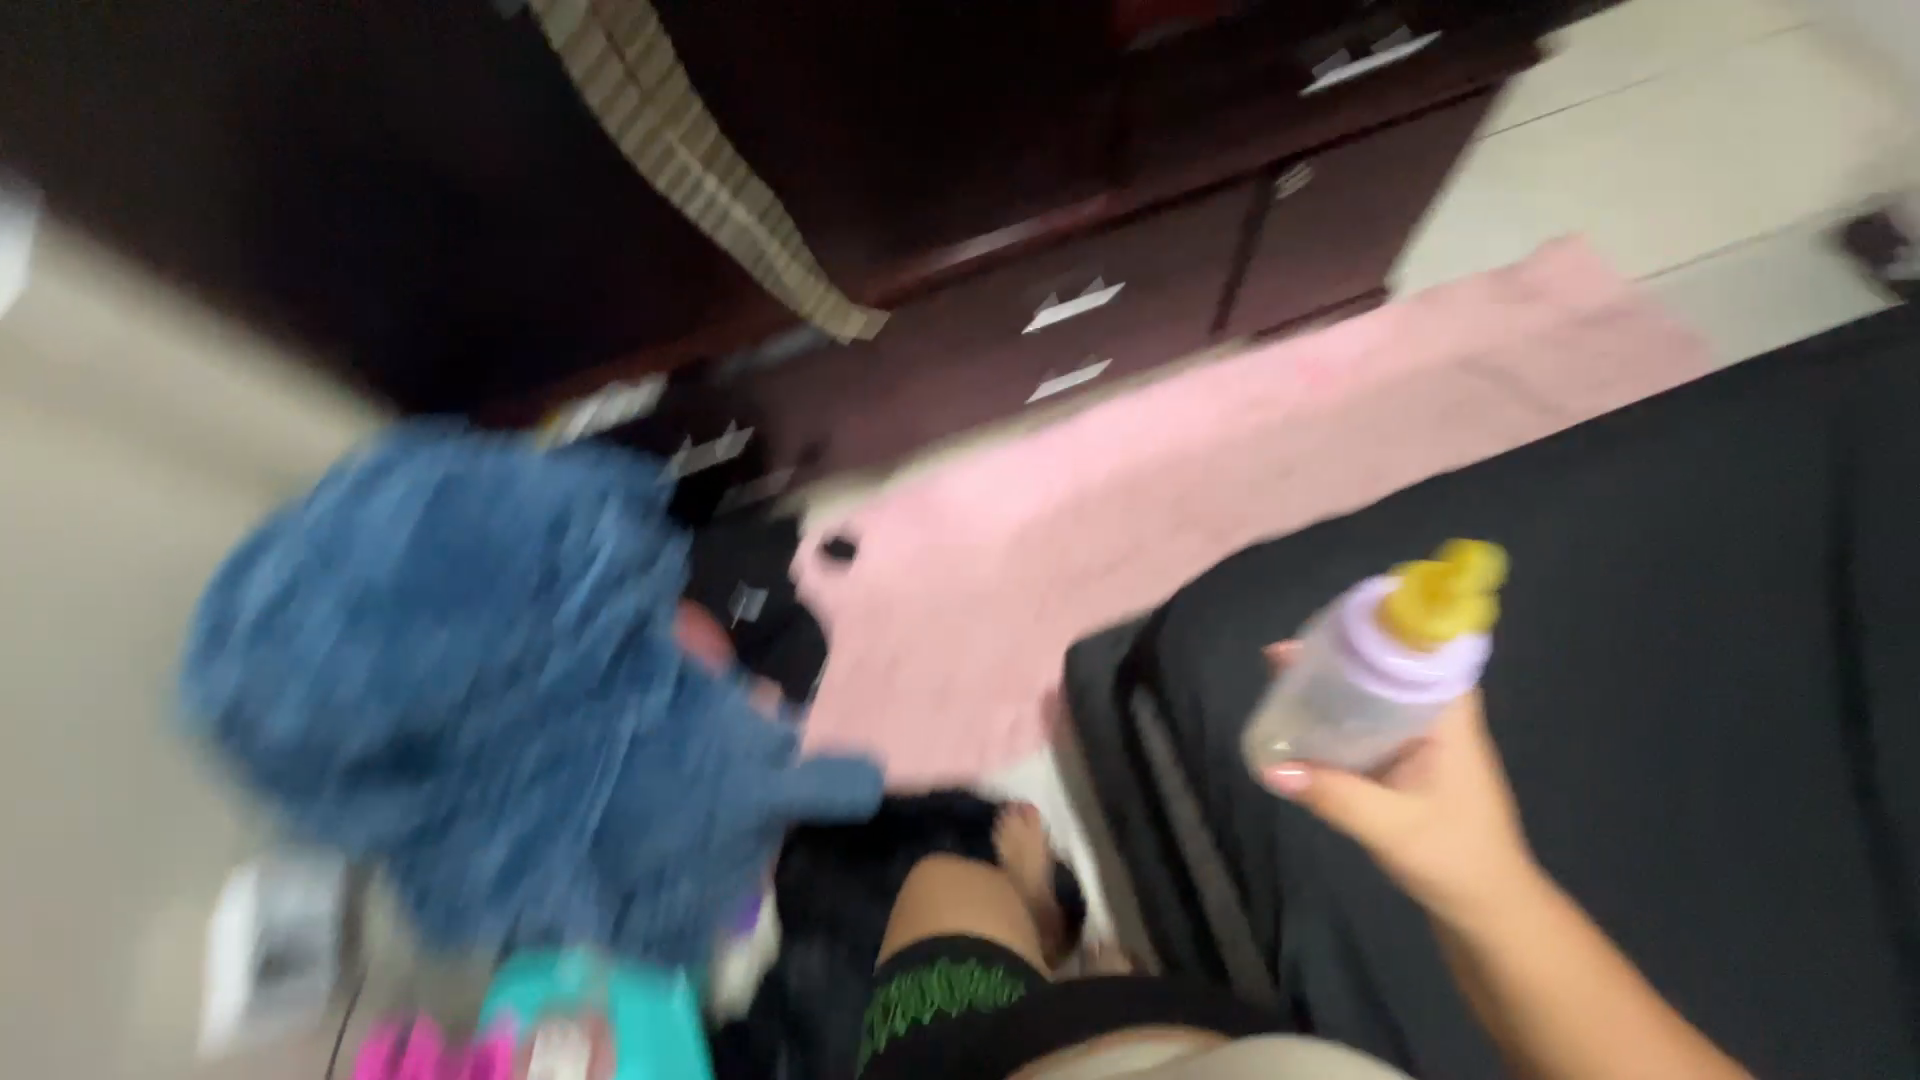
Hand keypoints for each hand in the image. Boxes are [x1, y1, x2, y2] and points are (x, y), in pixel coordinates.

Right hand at [1258, 642, 1544, 924]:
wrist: (1490, 913)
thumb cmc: (1455, 861)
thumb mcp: (1391, 829)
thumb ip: (1333, 795)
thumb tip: (1269, 768)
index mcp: (1448, 724)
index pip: (1424, 659)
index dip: (1379, 636)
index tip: (1329, 630)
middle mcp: (1436, 725)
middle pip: (1387, 673)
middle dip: (1337, 661)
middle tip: (1284, 657)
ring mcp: (1421, 746)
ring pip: (1372, 700)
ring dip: (1332, 689)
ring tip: (1283, 680)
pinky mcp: (1406, 767)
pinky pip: (1365, 728)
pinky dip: (1334, 720)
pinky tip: (1300, 723)